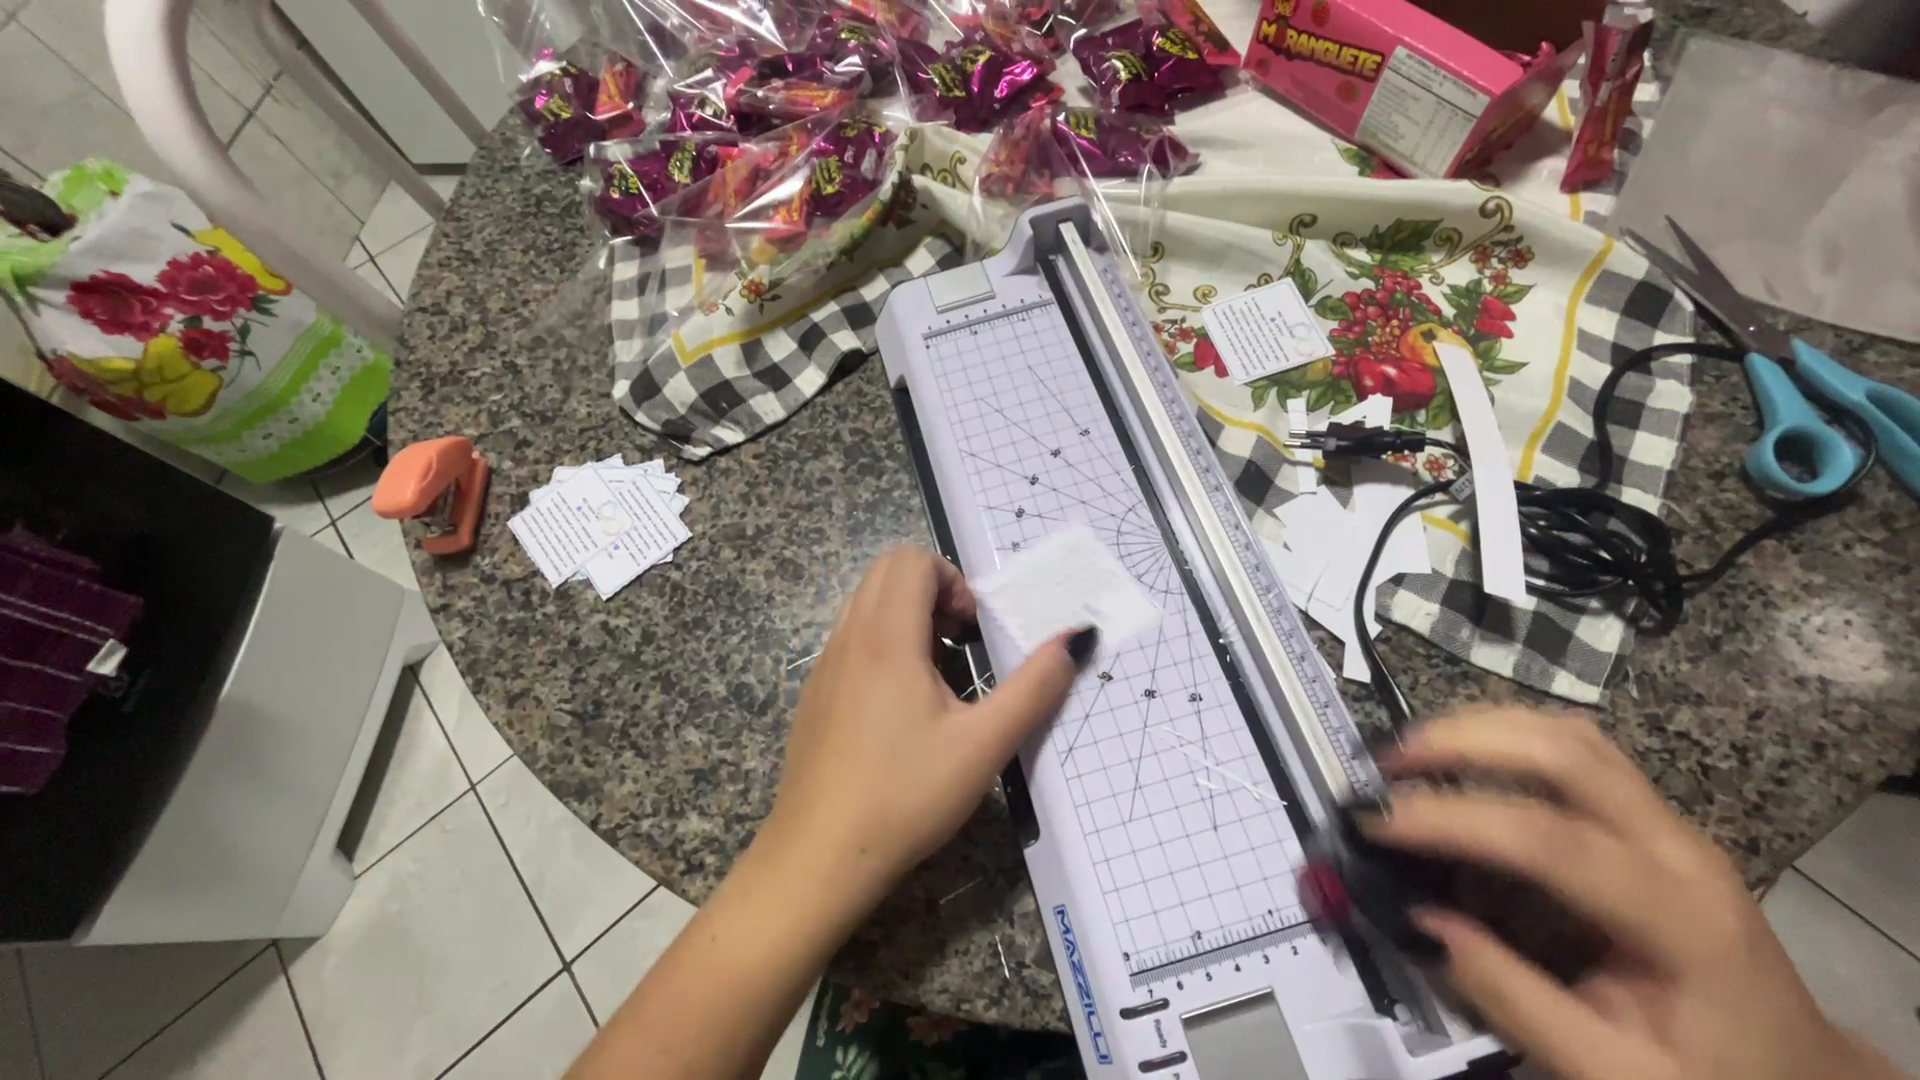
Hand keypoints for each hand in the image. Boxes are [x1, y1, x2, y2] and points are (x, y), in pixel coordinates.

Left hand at [760, 546, 1092, 909]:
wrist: (818, 857)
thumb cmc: (906, 796)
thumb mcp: (984, 745)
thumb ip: (1035, 687)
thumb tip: (1076, 638)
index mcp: (885, 638)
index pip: (910, 559)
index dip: (952, 579)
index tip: (973, 631)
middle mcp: (847, 640)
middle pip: (886, 572)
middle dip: (933, 592)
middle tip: (961, 645)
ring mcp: (823, 667)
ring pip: (865, 605)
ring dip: (908, 618)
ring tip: (938, 678)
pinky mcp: (814, 696)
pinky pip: (850, 641)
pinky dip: (882, 646)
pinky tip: (902, 710)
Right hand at [1360, 706, 1903, 1079]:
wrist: (1799, 1073)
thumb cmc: (1704, 1076)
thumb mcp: (1609, 1071)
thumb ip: (1510, 997)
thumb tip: (1416, 921)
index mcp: (1680, 917)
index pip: (1549, 840)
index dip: (1451, 820)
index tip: (1374, 821)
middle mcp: (1678, 846)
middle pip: (1567, 751)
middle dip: (1463, 741)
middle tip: (1385, 762)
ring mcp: (1668, 823)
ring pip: (1570, 734)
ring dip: (1481, 726)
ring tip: (1411, 751)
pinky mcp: (1649, 817)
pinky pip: (1576, 749)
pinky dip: (1506, 736)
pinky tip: (1463, 756)